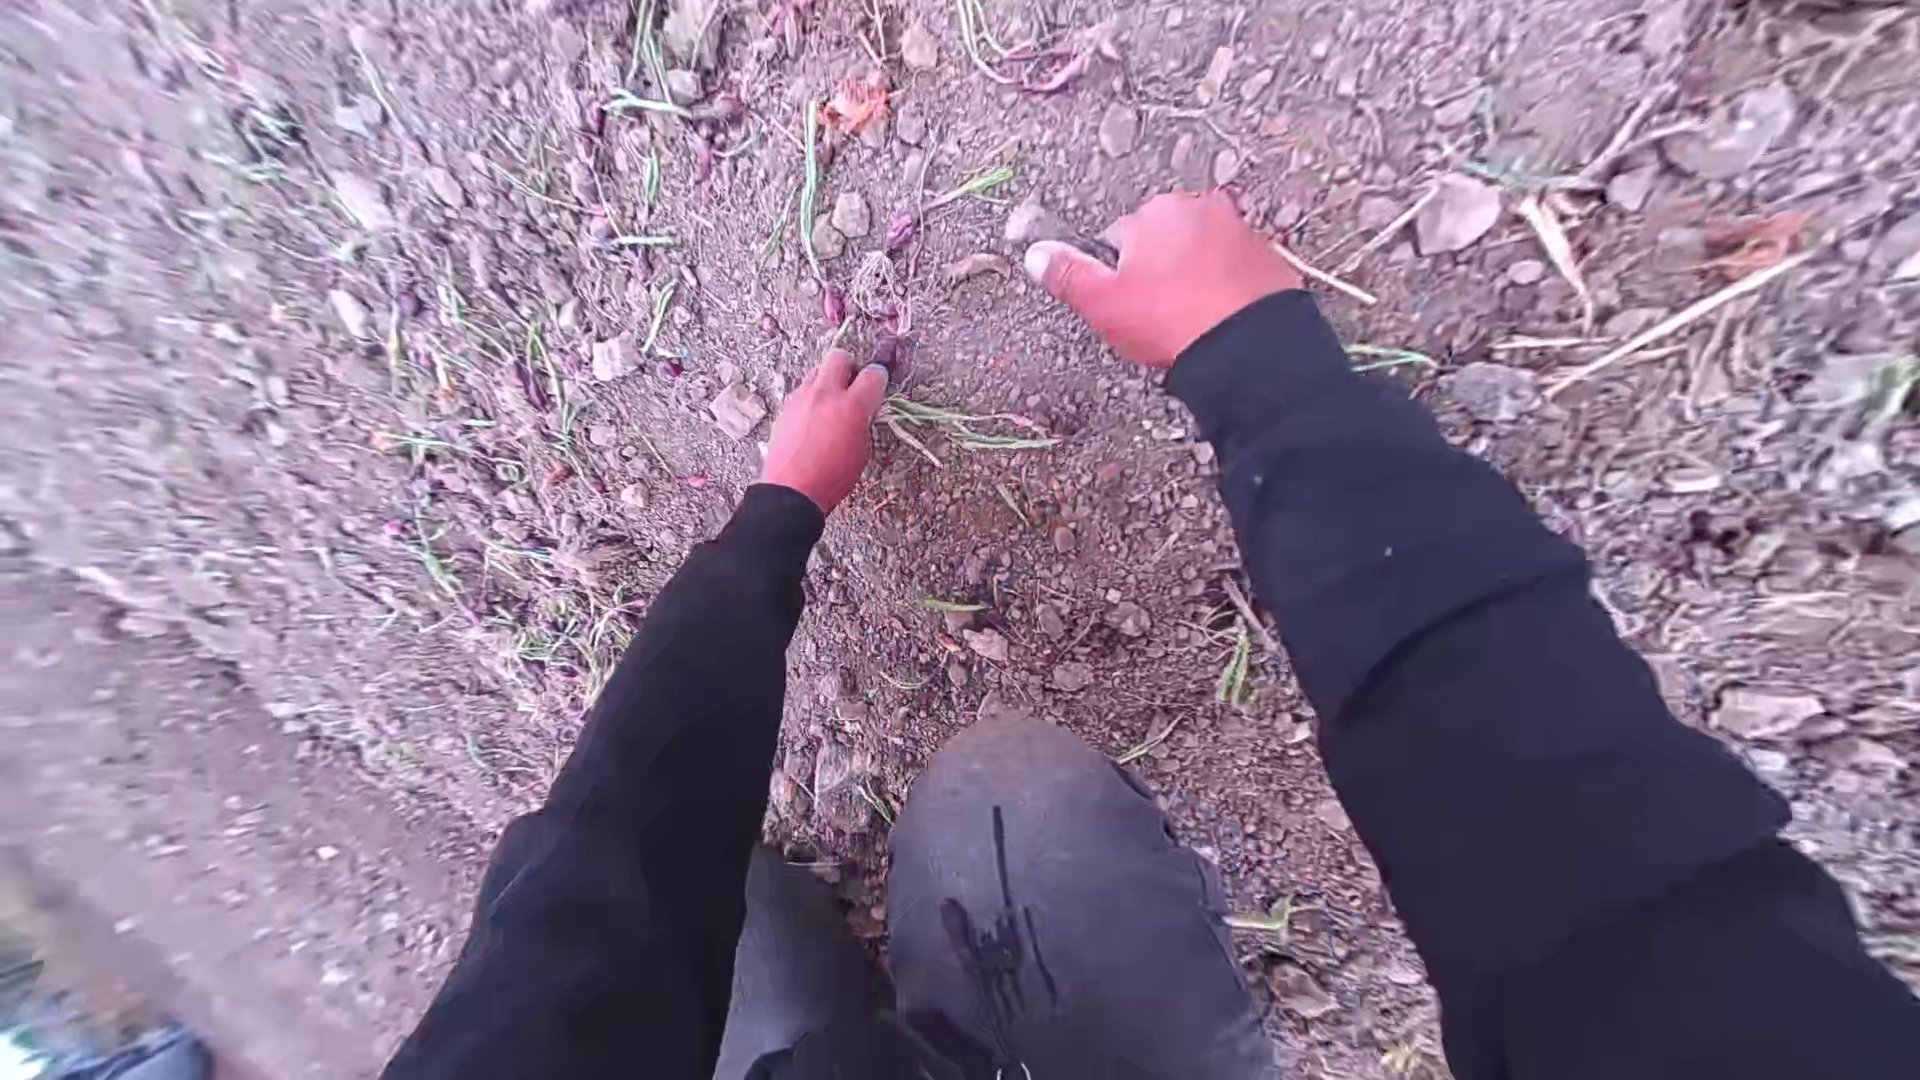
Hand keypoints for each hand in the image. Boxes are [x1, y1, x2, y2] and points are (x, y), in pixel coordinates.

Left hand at [761, 348, 888, 513]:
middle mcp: (825, 395)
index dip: (879, 377)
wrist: (792, 490)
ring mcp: (802, 398)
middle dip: (849, 366)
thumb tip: (863, 411)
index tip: (878, 382)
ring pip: (816, 371)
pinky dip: (811, 398)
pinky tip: (814, 417)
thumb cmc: (831, 478)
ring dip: (827, 381)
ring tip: (832, 402)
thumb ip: (863, 422)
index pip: (873, 374)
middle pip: (839, 356)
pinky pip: (801, 391)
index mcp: (852, 407)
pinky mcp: (786, 408)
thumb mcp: (861, 451)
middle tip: (852, 383)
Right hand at [1023, 191, 1302, 367]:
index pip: (1116, 241)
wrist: (1244, 346)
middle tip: (1151, 317)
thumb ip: (1068, 275)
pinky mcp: (1263, 254)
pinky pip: (1227, 268)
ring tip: (1183, 321)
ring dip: (1185, 280)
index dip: (1113, 279)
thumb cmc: (1170, 322)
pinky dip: (1218, 287)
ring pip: (1193, 255)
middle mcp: (1197, 208)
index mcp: (1152, 214)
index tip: (1121, 306)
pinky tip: (1211, 317)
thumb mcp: (1103, 304)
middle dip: (1151, 274)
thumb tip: (1036, 255)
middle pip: (1157, 244)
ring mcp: (1235, 229)